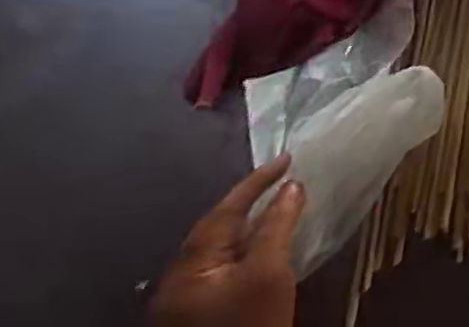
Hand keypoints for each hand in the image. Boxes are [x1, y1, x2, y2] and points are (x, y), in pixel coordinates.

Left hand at [148, 155, 304, 326]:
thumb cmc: (249, 323)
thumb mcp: (268, 271)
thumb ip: (277, 225)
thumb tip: (291, 186)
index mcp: (188, 269)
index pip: (224, 211)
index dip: (256, 182)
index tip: (288, 157)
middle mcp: (177, 282)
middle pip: (215, 229)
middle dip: (248, 199)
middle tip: (283, 175)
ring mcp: (184, 301)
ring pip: (218, 247)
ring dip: (248, 221)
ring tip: (278, 200)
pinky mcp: (198, 313)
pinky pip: (222, 264)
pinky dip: (246, 243)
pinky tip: (263, 240)